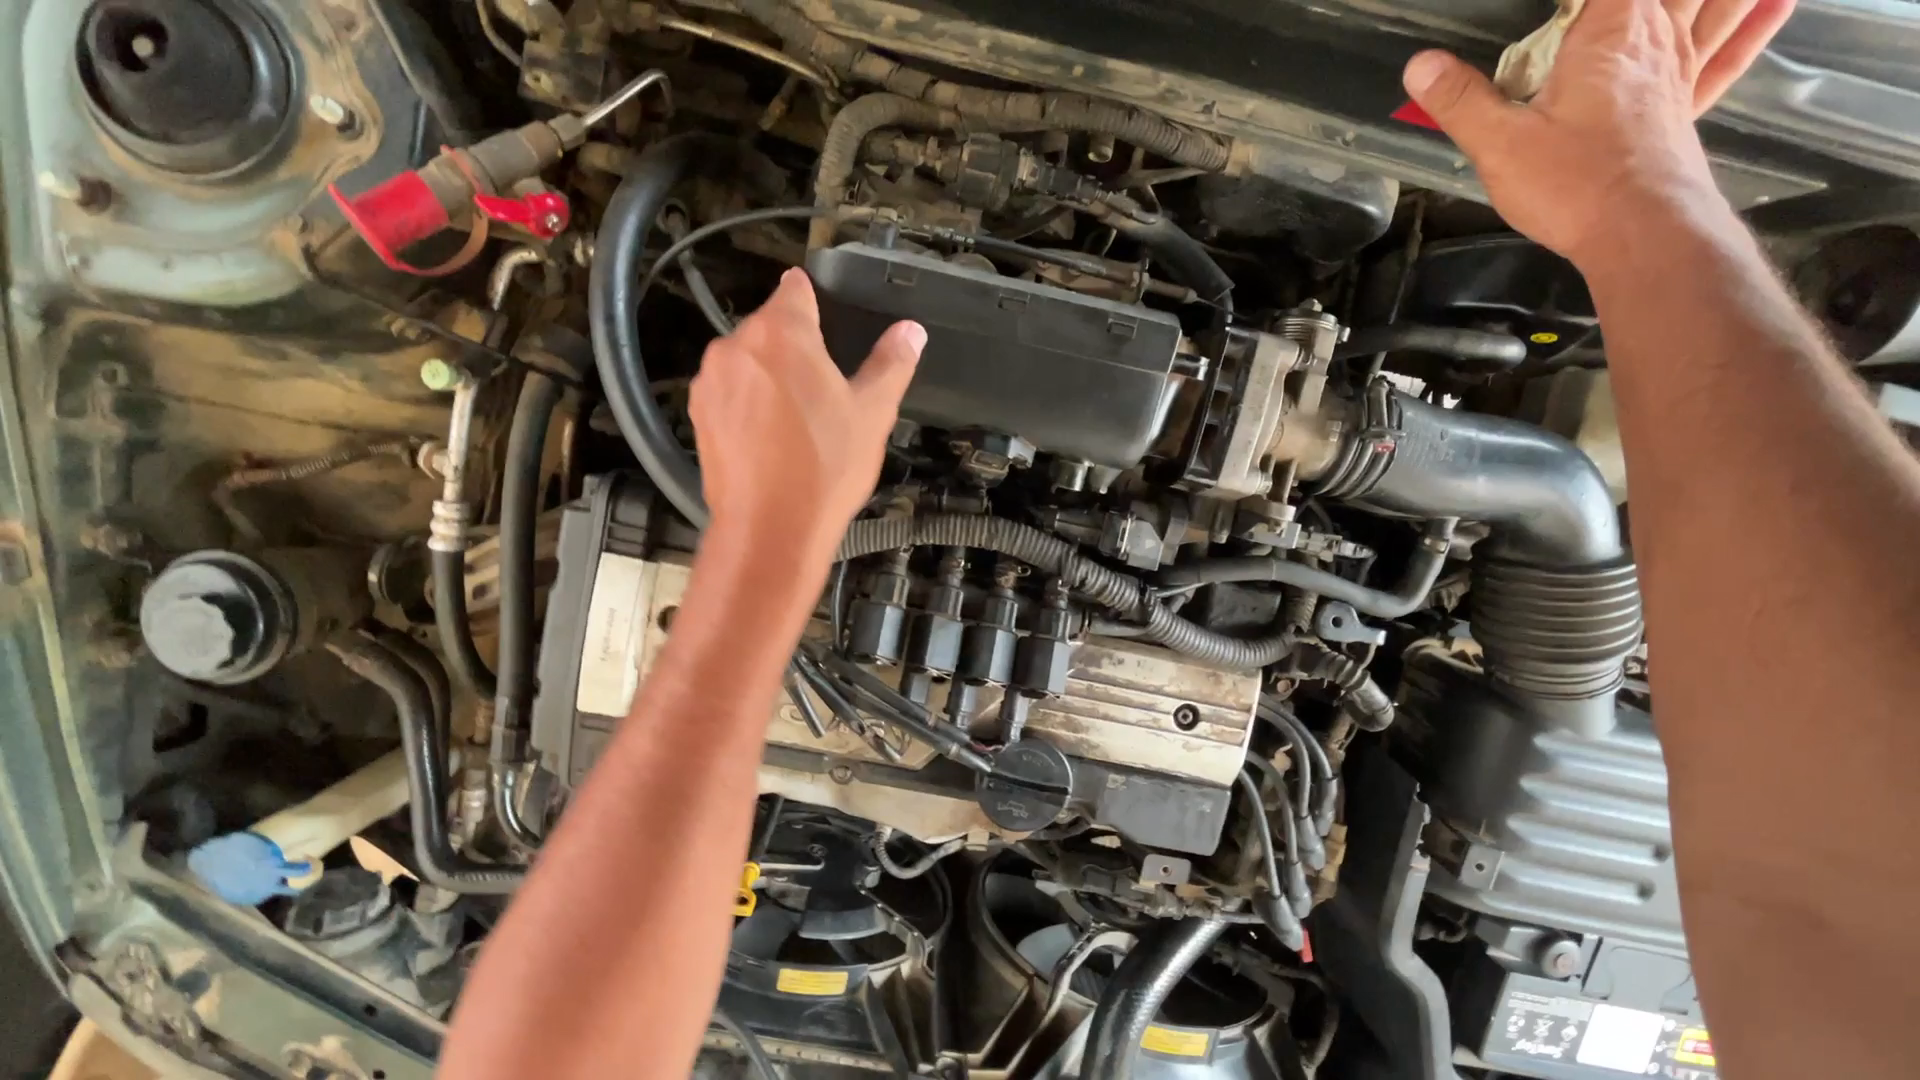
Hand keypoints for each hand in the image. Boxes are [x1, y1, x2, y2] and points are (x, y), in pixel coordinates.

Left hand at [689, 268, 923, 554]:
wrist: (770, 529)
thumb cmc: (827, 466)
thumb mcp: (873, 412)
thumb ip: (891, 363)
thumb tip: (912, 330)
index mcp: (782, 332)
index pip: (795, 289)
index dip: (815, 300)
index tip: (830, 322)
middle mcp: (737, 345)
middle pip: (770, 327)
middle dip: (795, 347)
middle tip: (825, 389)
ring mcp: (711, 381)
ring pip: (747, 361)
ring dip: (769, 375)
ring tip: (798, 419)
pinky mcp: (698, 414)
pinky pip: (730, 393)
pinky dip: (748, 403)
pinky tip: (770, 438)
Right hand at [1401, 0, 1793, 266]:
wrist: (1640, 230)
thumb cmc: (1570, 184)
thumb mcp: (1498, 144)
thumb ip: (1460, 100)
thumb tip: (1418, 64)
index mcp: (1607, 34)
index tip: (1562, 8)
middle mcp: (1653, 38)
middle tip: (1600, 7)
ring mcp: (1679, 70)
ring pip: (1711, 1)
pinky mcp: (1687, 104)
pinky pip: (1731, 49)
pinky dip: (1754, 21)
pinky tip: (1775, 1)